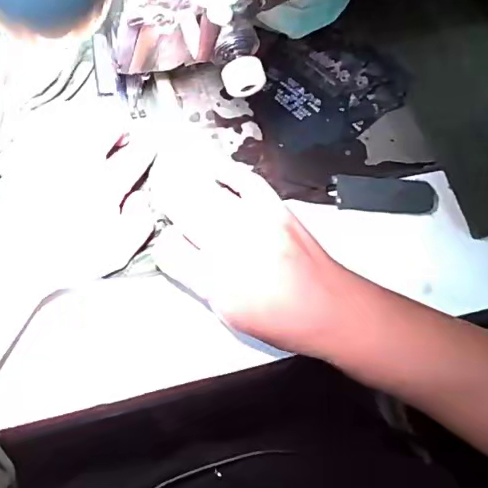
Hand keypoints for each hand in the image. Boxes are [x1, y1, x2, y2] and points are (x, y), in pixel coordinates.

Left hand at [0, 103, 156, 298]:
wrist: (10, 259)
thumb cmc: (65, 257)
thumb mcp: (116, 251)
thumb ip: (140, 224)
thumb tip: (143, 200)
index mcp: (106, 183)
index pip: (137, 153)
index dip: (147, 146)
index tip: (149, 146)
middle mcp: (79, 161)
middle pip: (107, 121)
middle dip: (121, 124)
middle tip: (123, 134)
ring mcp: (49, 153)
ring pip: (77, 116)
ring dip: (92, 117)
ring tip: (96, 127)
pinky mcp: (23, 154)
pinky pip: (45, 123)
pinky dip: (59, 119)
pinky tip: (63, 128)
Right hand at [149, 145, 360, 356]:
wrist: (331, 308)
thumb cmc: (283, 319)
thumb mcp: (230, 313)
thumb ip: (199, 281)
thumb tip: (178, 254)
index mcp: (217, 283)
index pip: (171, 251)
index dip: (161, 241)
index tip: (159, 236)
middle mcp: (233, 250)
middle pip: (185, 214)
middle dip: (166, 203)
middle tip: (156, 194)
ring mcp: (256, 225)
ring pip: (208, 195)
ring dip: (186, 183)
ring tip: (171, 174)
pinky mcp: (276, 211)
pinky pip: (245, 181)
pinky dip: (226, 171)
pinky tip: (213, 168)